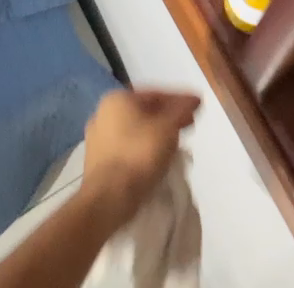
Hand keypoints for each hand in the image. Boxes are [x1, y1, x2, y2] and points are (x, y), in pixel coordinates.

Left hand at [79, 88, 200, 225]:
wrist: (107, 199)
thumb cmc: (139, 154)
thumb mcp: (168, 127)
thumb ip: (182, 110)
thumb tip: (194, 99)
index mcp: (117, 99)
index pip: (156, 94)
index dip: (180, 100)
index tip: (197, 108)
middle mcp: (102, 114)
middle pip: (145, 112)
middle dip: (168, 119)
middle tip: (188, 126)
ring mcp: (96, 140)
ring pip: (136, 132)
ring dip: (156, 135)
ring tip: (176, 144)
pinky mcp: (97, 163)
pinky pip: (127, 149)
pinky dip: (143, 150)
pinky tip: (157, 159)